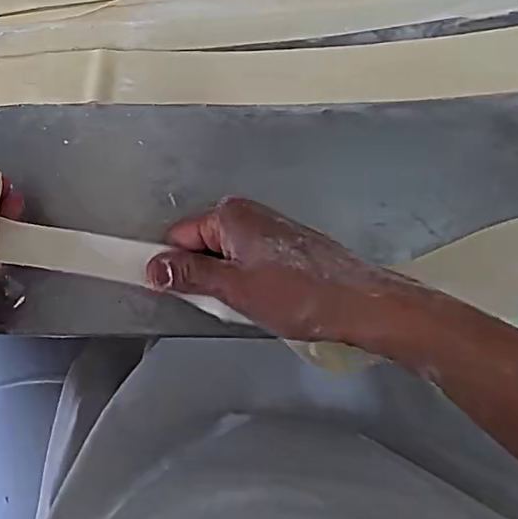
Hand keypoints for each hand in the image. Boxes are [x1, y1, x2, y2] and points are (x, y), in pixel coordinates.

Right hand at [147, 197, 447, 349]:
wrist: (363, 305)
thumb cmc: (299, 295)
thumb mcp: (235, 290)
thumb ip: (189, 275)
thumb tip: (153, 266)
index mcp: (229, 215)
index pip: (179, 235)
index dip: (173, 265)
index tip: (171, 291)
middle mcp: (247, 212)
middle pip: (202, 244)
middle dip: (204, 274)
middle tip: (221, 303)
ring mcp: (268, 227)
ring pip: (227, 255)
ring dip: (228, 280)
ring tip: (250, 304)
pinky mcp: (285, 244)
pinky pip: (249, 258)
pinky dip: (249, 278)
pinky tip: (268, 300)